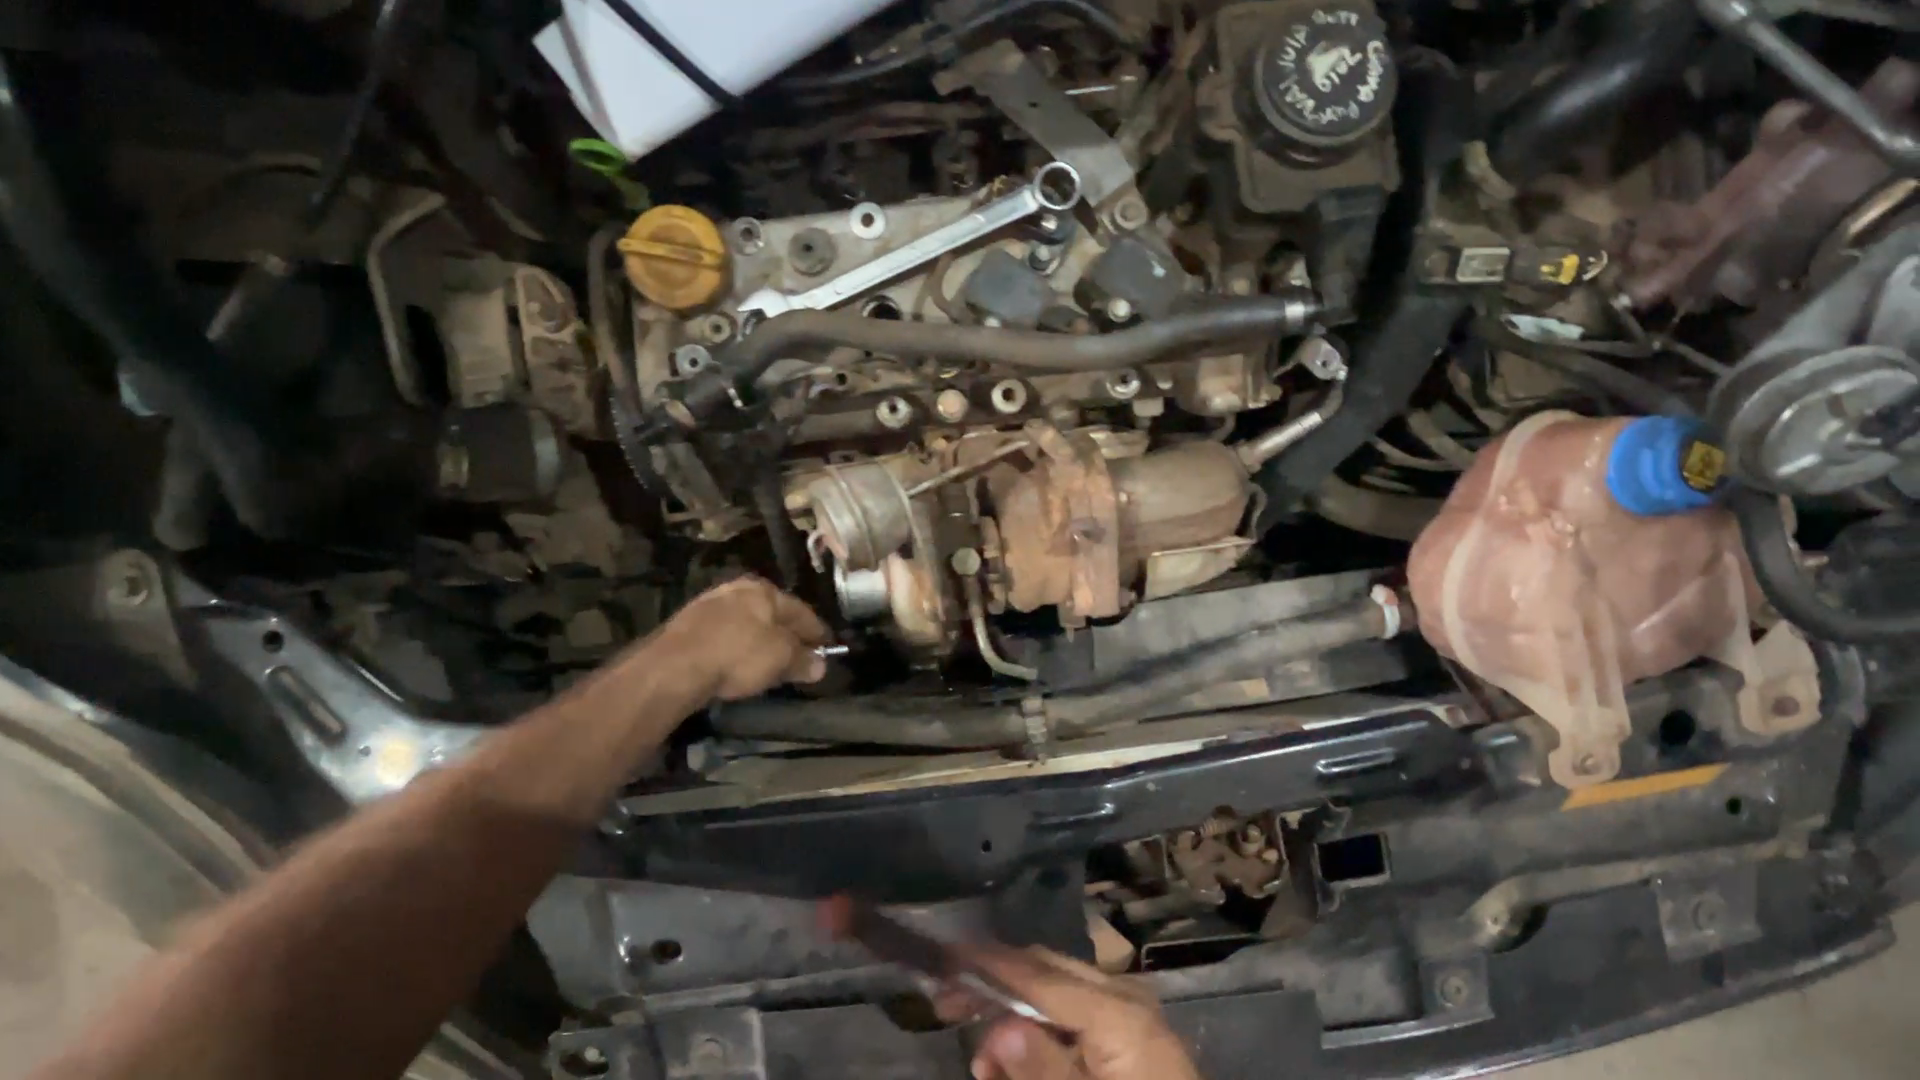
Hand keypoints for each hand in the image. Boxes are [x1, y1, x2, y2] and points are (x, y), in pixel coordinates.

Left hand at [653, 577, 831, 701]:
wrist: (675, 666)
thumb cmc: (738, 654)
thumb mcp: (781, 659)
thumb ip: (803, 660)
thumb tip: (821, 665)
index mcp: (765, 590)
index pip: (802, 611)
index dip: (817, 632)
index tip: (827, 648)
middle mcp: (737, 589)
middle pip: (772, 614)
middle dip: (787, 634)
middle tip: (799, 656)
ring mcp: (709, 605)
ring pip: (746, 623)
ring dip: (760, 640)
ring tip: (769, 662)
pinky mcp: (688, 625)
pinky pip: (724, 635)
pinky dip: (736, 647)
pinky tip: (738, 662)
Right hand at [948, 947, 1202, 1079]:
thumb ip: (1044, 1070)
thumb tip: (998, 1027)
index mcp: (1116, 1012)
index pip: (1038, 975)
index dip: (988, 964)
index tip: (943, 957)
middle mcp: (1122, 997)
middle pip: (1045, 971)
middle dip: (994, 985)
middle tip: (946, 1005)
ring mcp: (1130, 1012)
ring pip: (1055, 991)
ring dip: (1013, 1016)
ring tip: (984, 1066)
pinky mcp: (1131, 1033)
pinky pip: (1074, 1015)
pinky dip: (1041, 1032)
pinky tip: (1017, 1060)